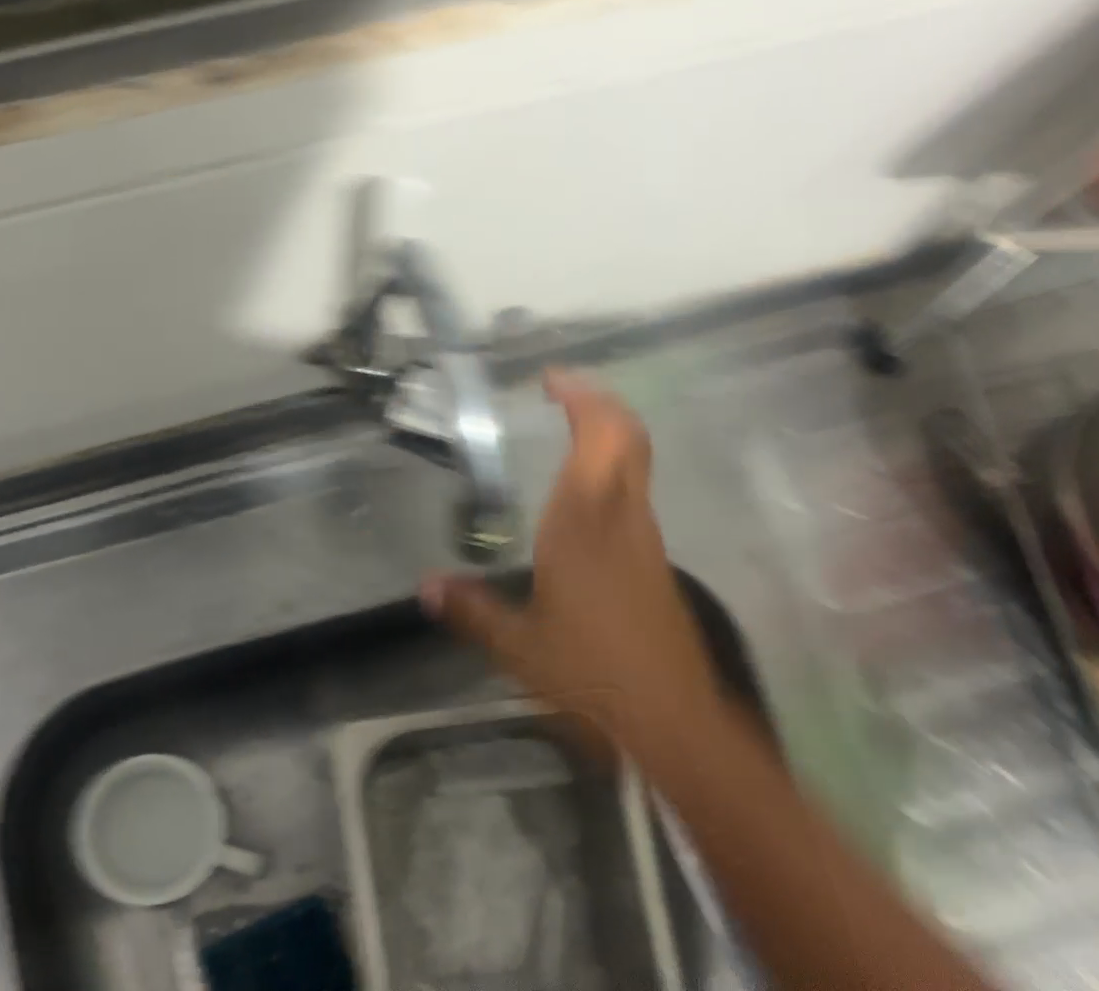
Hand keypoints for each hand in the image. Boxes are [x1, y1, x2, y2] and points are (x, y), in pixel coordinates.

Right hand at [420, 369, 727, 751]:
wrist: (671, 717)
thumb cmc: (589, 674)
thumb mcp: (517, 646)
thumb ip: (472, 610)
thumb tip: (427, 587)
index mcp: (583, 524)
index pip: (598, 437)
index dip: (582, 398)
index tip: (550, 380)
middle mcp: (620, 518)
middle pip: (628, 435)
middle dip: (599, 402)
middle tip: (560, 392)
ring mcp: (644, 538)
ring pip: (636, 462)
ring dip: (608, 434)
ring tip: (567, 431)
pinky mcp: (655, 562)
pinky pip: (634, 494)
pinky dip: (611, 471)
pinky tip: (581, 499)